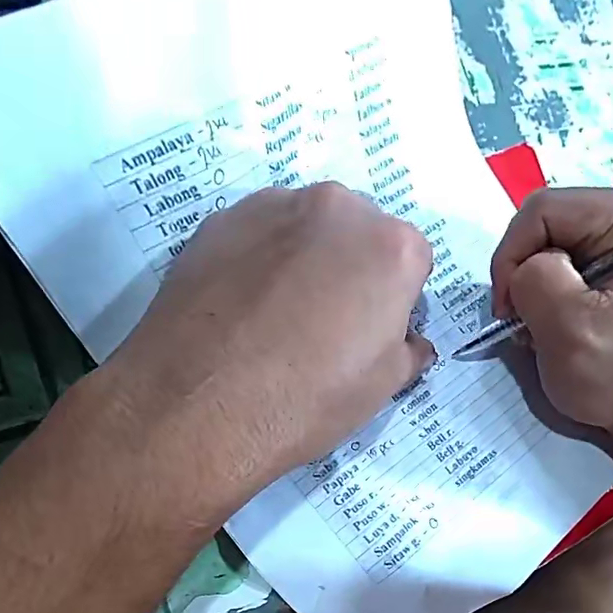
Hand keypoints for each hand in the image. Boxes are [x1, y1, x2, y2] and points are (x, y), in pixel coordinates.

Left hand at [95, 182, 434, 495]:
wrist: (199, 406)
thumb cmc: (307, 400)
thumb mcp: (380, 389)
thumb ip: (407, 352)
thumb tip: (411, 343)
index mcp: (392, 248)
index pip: (413, 261)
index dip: (396, 300)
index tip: (373, 332)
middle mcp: (337, 209)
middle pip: (361, 232)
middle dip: (354, 268)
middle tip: (329, 323)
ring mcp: (272, 206)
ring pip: (308, 228)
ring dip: (307, 259)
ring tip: (281, 316)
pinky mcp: (219, 220)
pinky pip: (258, 234)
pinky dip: (261, 260)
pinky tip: (244, 307)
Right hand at [490, 188, 612, 437]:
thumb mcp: (569, 329)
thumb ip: (534, 280)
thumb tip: (523, 271)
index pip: (544, 210)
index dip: (512, 257)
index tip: (507, 311)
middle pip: (548, 225)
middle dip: (524, 274)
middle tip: (522, 323)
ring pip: (551, 247)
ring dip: (534, 290)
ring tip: (541, 330)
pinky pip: (565, 266)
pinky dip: (548, 298)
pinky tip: (556, 327)